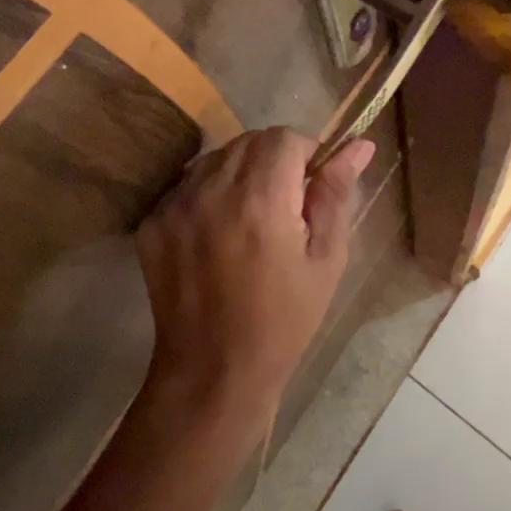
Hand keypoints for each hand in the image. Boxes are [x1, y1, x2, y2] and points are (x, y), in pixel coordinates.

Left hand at [135, 127, 374, 415]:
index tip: (309, 187)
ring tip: (249, 221)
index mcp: (260, 198)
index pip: (284, 137)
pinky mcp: (152, 222)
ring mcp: (175, 204)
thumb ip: (336, 194)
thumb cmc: (283, 320)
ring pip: (215, 159)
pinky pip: (187, 186)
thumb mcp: (325, 259)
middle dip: (272, 160)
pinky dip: (207, 196)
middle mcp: (211, 189)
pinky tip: (218, 237)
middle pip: (248, 142)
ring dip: (237, 174)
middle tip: (284, 206)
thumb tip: (359, 146)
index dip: (304, 154)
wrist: (213, 372)